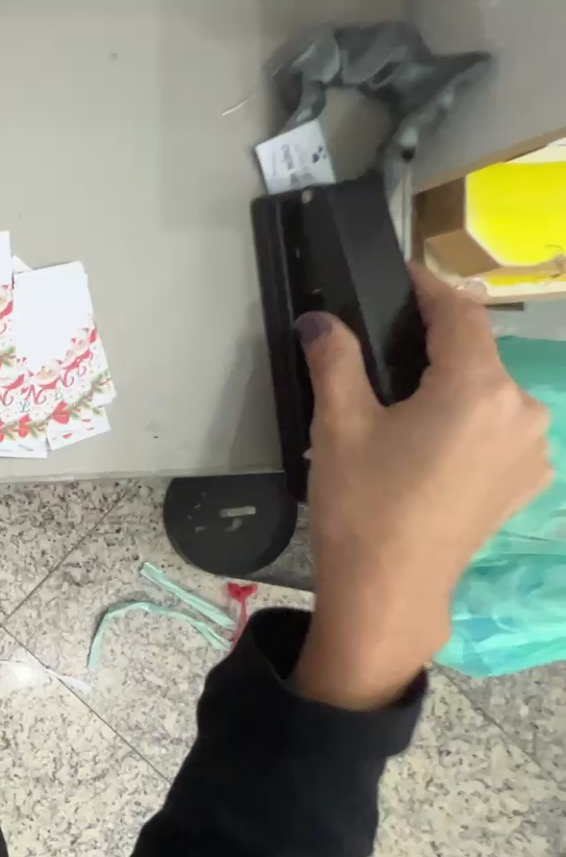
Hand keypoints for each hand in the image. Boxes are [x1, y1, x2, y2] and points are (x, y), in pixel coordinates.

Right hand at [292, 266, 552, 708]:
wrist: (391, 579)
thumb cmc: (359, 500)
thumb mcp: (336, 427)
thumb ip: (335, 365)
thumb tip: (322, 321)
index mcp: (476, 387)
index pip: (460, 316)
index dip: (432, 290)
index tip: (406, 277)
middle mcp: (523, 407)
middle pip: (474, 362)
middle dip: (429, 360)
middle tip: (374, 380)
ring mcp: (534, 445)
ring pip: (485, 400)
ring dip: (446, 399)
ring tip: (394, 431)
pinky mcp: (530, 477)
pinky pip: (496, 434)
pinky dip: (461, 432)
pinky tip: (422, 461)